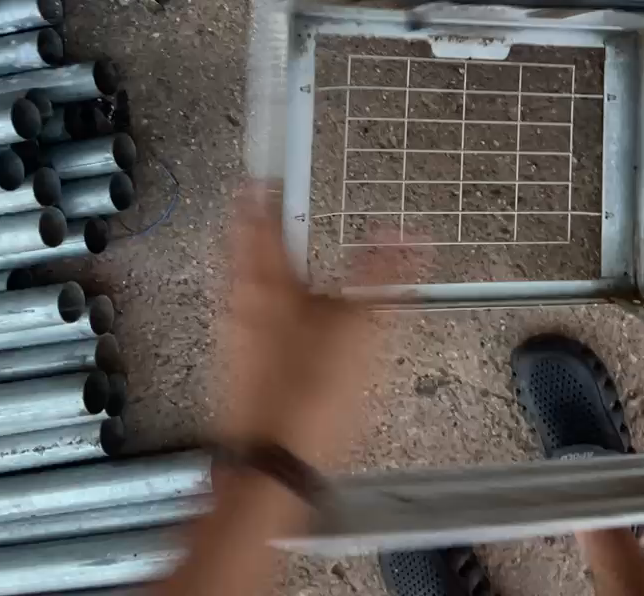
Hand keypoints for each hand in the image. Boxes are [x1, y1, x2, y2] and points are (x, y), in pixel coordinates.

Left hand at [215, 184, 382, 469]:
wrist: (270, 470)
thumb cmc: (309, 392)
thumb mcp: (359, 326)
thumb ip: (384, 274)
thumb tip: (408, 231)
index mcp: (268, 283)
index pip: (257, 220)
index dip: (259, 192)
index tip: (262, 173)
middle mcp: (243, 304)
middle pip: (241, 248)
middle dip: (251, 222)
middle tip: (259, 201)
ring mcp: (236, 338)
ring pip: (241, 282)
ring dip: (254, 258)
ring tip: (269, 247)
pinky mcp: (239, 367)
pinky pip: (245, 314)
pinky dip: (258, 295)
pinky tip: (276, 312)